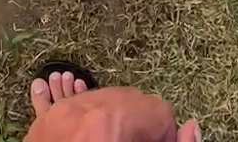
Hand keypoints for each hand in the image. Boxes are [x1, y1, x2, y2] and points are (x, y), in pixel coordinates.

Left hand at [24, 86, 199, 141]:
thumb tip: (193, 128)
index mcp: (109, 124)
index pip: (158, 110)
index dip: (165, 135)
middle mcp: (83, 109)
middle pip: (132, 99)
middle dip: (142, 125)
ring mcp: (60, 113)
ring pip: (105, 98)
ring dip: (118, 120)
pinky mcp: (45, 122)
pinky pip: (74, 102)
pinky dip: (90, 118)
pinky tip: (93, 138)